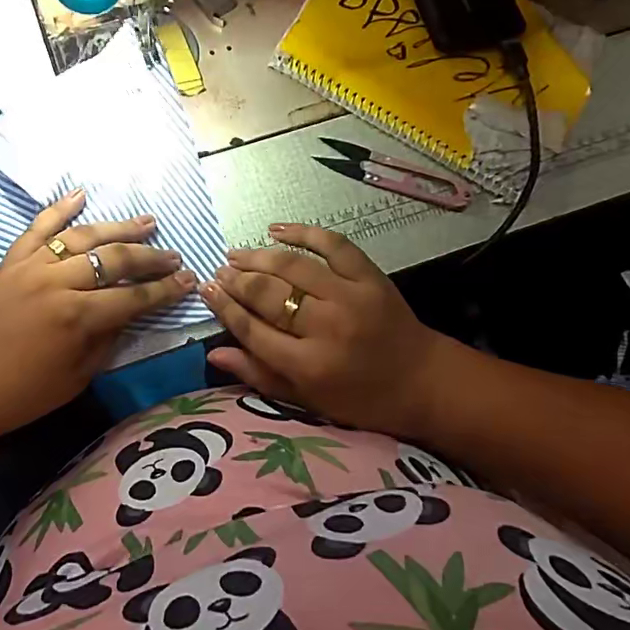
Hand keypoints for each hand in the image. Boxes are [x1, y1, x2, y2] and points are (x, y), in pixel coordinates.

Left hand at [0, 189, 198, 437]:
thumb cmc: (22, 393)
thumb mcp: (78, 376)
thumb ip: (108, 338)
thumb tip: (132, 311)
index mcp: (76, 317)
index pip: (134, 297)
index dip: (165, 290)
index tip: (189, 280)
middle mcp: (57, 283)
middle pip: (115, 260)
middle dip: (150, 257)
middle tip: (174, 256)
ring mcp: (31, 266)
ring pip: (83, 236)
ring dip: (119, 228)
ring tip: (147, 223)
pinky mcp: (10, 262)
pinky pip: (38, 228)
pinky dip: (58, 209)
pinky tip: (81, 194)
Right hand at [199, 223, 455, 436]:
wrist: (423, 381)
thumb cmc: (361, 399)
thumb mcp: (308, 400)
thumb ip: (260, 376)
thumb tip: (213, 353)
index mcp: (309, 365)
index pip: (253, 330)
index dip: (225, 308)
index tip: (206, 290)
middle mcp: (327, 327)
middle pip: (269, 295)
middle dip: (238, 281)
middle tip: (219, 271)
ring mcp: (351, 297)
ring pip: (293, 266)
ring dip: (259, 257)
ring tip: (236, 254)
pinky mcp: (370, 276)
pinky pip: (333, 245)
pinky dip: (304, 232)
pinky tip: (277, 229)